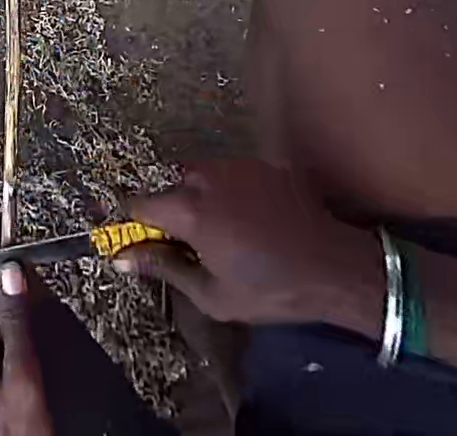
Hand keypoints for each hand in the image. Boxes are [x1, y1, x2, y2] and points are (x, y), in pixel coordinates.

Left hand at [0, 263, 53, 435]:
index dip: (22, 319)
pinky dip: (8, 372)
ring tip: (23, 391)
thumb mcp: (22, 377)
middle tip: (29, 375)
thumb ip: (16, 321)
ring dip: (15, 358)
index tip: (34, 341)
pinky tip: (16, 398)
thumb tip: (11, 270)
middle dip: (18, 340)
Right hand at [116, 159, 383, 328]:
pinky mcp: (256, 162)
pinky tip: (252, 217)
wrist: (336, 266)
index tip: (152, 241)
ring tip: (231, 231)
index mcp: (188, 208)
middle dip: (176, 214)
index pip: (138, 204)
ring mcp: (231, 164)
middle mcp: (203, 176)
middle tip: (202, 244)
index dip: (139, 224)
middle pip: (170, 189)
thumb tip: (121, 256)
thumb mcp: (212, 294)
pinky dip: (229, 191)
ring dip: (203, 199)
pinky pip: (227, 174)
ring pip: (198, 178)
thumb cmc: (270, 288)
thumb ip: (163, 268)